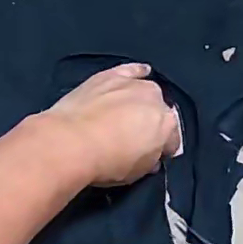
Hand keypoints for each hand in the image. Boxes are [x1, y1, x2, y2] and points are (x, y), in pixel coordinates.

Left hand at [31, 63, 182, 186]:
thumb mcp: (134, 173)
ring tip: (132, 112)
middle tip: (135, 138)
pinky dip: (136, 72)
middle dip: (152, 124)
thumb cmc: (105, 162)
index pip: (172, 140)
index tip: (154, 157)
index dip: (163, 150)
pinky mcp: (110, 76)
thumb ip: (148, 162)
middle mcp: (155, 99)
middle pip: (159, 112)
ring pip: (146, 91)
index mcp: (166, 125)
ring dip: (142, 101)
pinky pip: (131, 70)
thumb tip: (151, 159)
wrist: (71, 142)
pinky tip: (141, 72)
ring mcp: (132, 84)